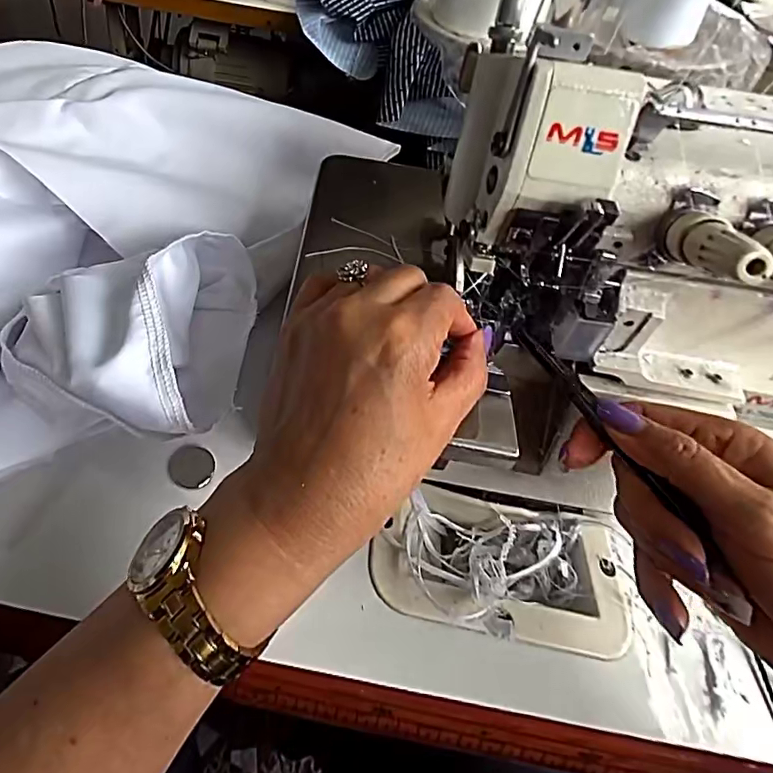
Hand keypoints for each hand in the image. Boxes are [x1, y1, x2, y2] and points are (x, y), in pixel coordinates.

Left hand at [197, 265, 488, 642]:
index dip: (460, 321)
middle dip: (428, 307)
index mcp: (401, 338)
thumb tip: (475, 345)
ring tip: (392, 342)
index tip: (459, 339)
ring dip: (390, 300)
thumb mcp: (441, 425)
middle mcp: (359, 317)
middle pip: (410, 279)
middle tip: (430, 343)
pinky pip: (328, 285)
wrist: (301, 496)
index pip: (445, 298)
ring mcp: (323, 318)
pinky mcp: (297, 327)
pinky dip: (348, 296)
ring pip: (371, 277)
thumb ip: (469, 371)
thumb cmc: (361, 475)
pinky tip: (358, 327)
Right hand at [562, 402, 772, 709]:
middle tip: (688, 546)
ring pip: (639, 521)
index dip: (605, 432)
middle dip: (653, 518)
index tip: (577, 453)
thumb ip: (682, 462)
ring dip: (664, 557)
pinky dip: (663, 585)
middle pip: (636, 475)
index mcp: (731, 449)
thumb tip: (626, 420)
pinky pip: (650, 561)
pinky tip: (689, 603)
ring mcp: (702, 522)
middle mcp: (712, 480)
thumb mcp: (757, 512)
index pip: (648, 421)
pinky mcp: (697, 560)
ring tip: (710, 579)